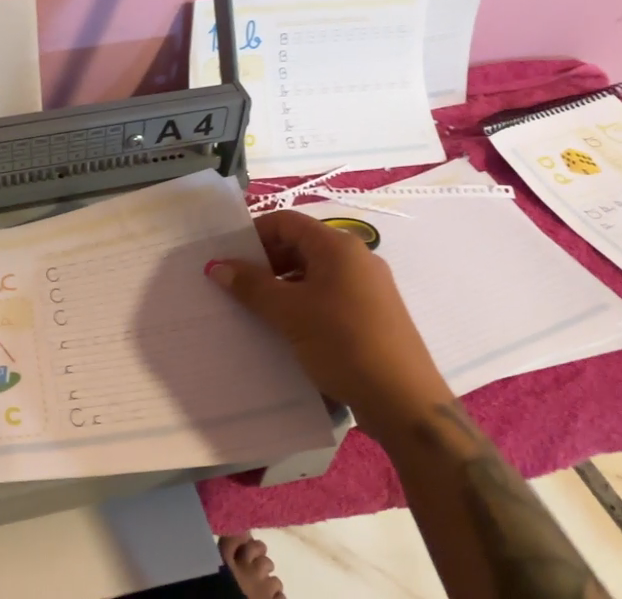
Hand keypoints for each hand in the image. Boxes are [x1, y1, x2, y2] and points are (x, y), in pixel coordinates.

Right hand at [207, 210, 452, 437]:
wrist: (404, 401)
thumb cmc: (343, 343)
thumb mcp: (289, 313)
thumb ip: (251, 286)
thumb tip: (217, 266)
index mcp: (338, 246)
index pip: (286, 221)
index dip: (253, 234)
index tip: (228, 258)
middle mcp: (357, 258)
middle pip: (300, 245)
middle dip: (265, 262)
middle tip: (237, 286)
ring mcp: (368, 286)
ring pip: (314, 273)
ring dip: (282, 286)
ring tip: (257, 310)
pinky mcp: (373, 313)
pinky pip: (329, 295)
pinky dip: (303, 303)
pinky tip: (288, 329)